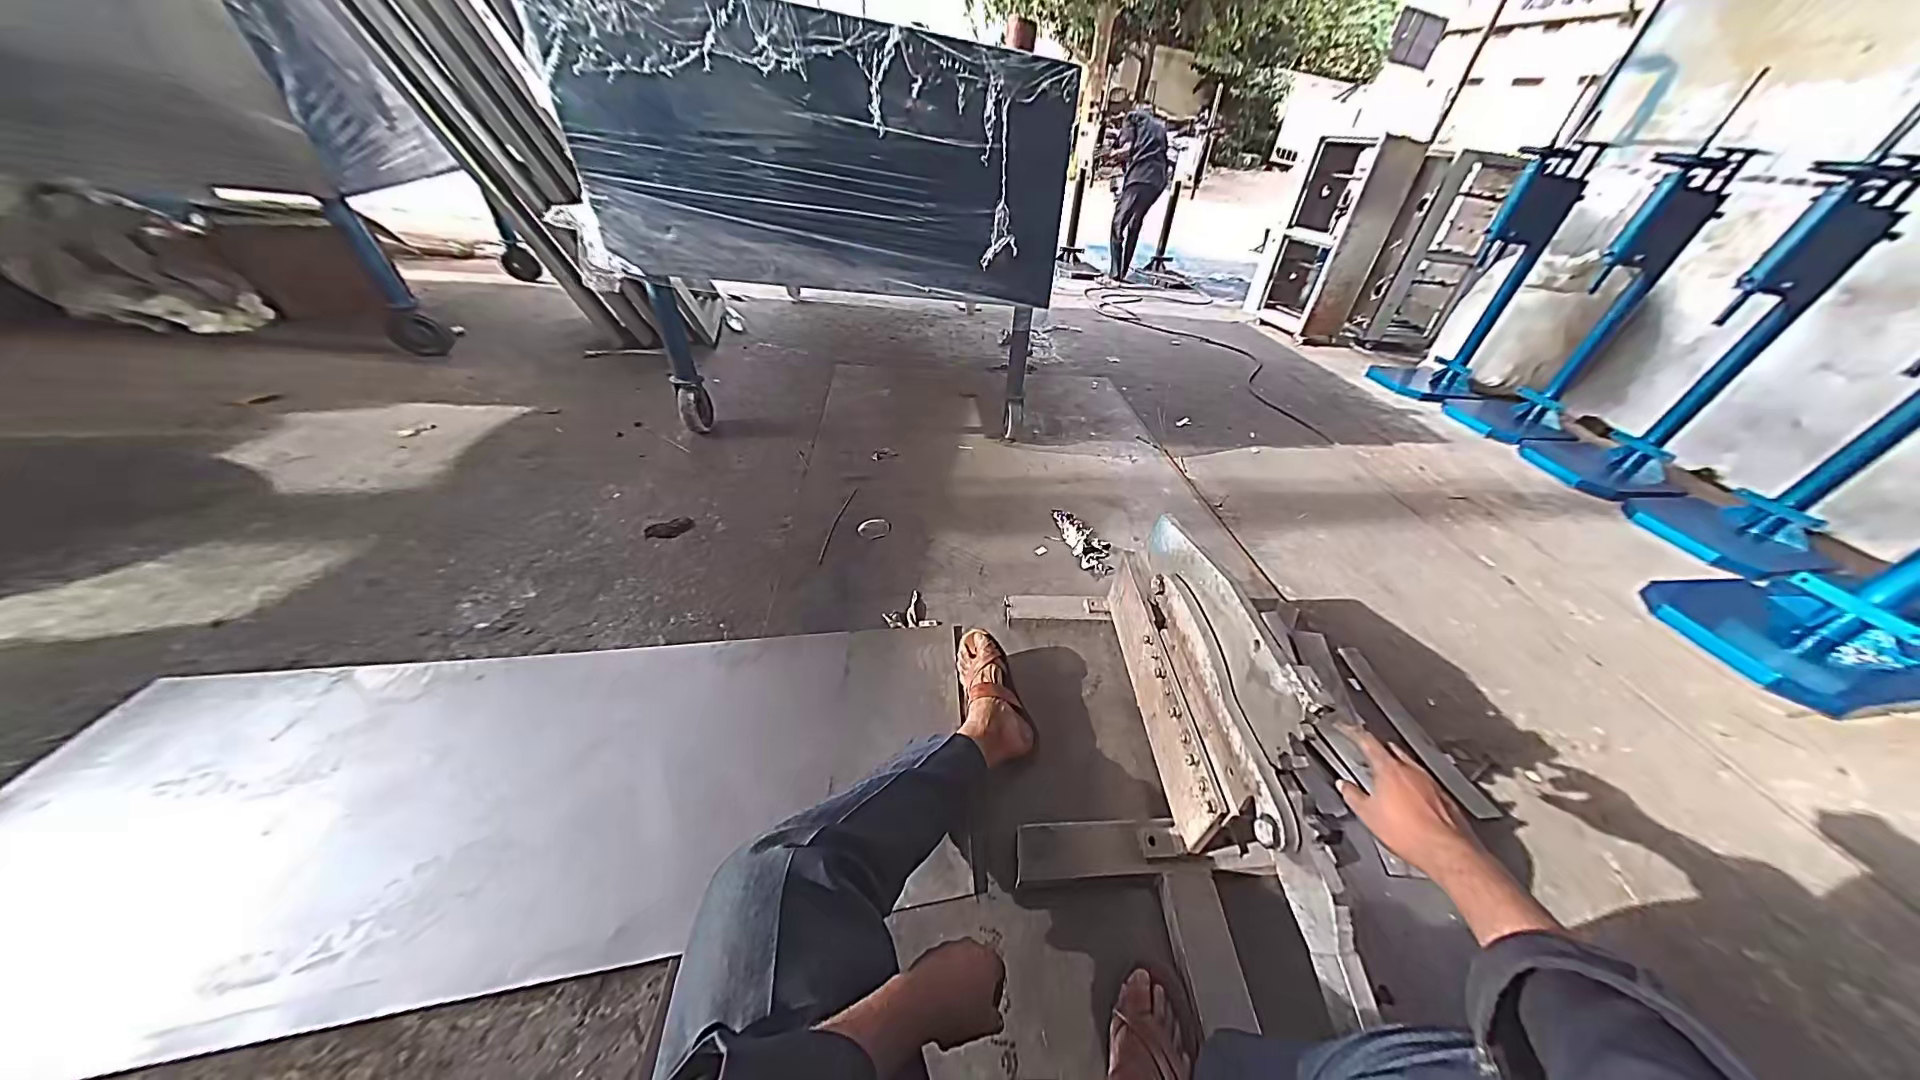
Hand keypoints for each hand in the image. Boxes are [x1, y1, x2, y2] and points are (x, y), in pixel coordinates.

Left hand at [900, 938, 1005, 1048]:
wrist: (919, 1005)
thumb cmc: (954, 1011)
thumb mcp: (986, 1025)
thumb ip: (995, 1018)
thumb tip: (993, 1019)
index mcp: (990, 958)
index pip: (999, 974)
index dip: (994, 996)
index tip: (988, 1010)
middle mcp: (969, 946)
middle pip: (977, 966)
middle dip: (974, 986)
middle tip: (970, 1009)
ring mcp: (947, 948)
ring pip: (957, 966)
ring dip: (956, 983)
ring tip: (950, 1010)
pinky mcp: (927, 954)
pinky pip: (938, 968)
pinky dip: (939, 982)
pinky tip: (936, 1004)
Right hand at [1337, 726, 1485, 881]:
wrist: (1447, 853)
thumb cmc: (1409, 833)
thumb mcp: (1368, 814)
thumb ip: (1352, 795)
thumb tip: (1344, 786)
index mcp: (1389, 770)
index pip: (1370, 743)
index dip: (1357, 734)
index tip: (1350, 730)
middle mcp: (1412, 771)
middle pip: (1393, 751)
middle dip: (1381, 750)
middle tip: (1369, 752)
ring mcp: (1432, 783)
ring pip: (1411, 766)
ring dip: (1399, 767)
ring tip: (1389, 776)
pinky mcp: (1445, 798)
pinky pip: (1425, 783)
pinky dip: (1415, 785)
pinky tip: (1411, 798)